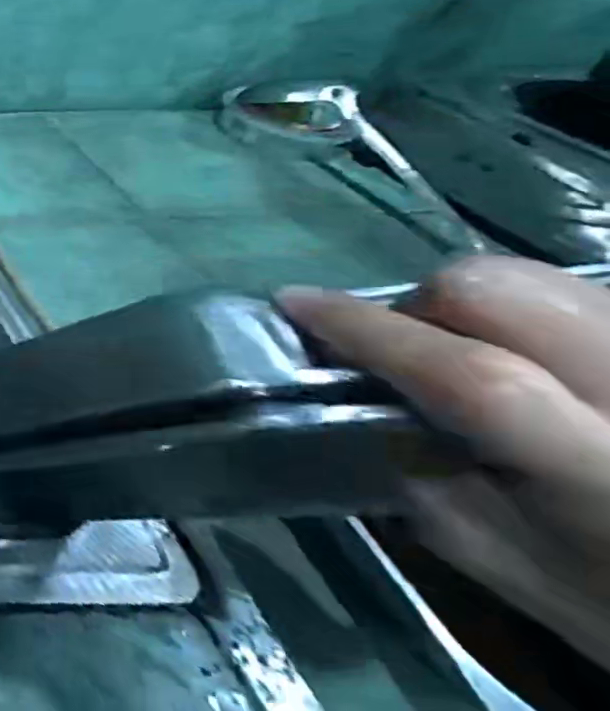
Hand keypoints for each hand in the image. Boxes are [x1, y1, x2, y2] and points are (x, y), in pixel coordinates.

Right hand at [278, 258, 609, 668]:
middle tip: (401, 342)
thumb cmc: (606, 593)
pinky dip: (523, 311)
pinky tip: (526, 356)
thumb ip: (410, 467)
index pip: (468, 375)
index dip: (365, 329)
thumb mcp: (493, 553)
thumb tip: (338, 392)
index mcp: (596, 471)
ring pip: (540, 277)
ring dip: (472, 303)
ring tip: (466, 348)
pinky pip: (571, 292)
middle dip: (421, 302)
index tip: (292, 304)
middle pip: (504, 292)